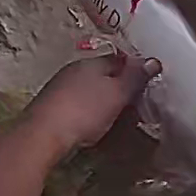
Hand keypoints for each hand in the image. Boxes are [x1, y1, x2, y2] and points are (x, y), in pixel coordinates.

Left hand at [23, 52, 160, 152]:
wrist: (42, 135)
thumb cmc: (85, 111)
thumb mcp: (117, 93)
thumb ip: (135, 77)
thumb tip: (153, 60)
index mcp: (92, 63)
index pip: (120, 60)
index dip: (136, 71)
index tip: (149, 87)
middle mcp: (75, 71)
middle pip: (105, 76)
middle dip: (122, 90)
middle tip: (138, 109)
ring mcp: (61, 89)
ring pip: (92, 92)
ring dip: (107, 104)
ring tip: (121, 122)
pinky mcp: (53, 109)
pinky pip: (81, 107)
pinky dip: (92, 115)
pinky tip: (96, 128)